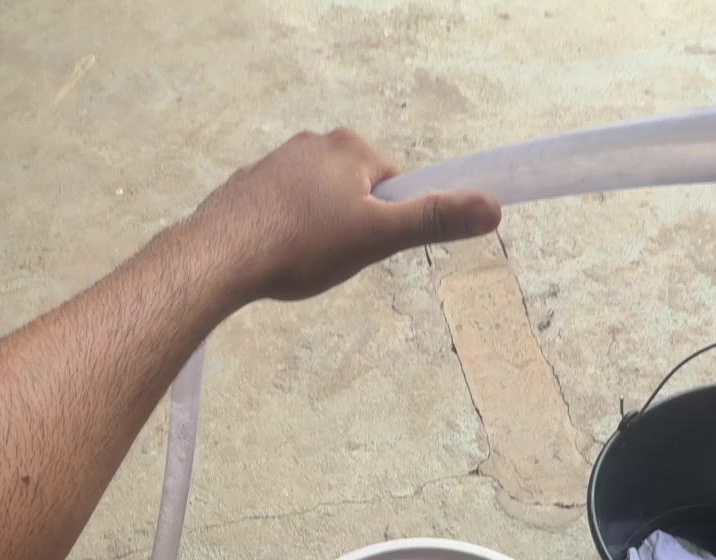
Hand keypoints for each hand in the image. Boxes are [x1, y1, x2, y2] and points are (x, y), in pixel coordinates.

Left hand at [185, 128, 500, 302]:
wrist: (223, 255)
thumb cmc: (303, 246)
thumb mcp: (377, 238)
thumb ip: (433, 220)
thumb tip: (492, 208)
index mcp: (351, 148)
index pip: (394, 184)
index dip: (388, 222)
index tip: (366, 246)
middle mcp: (315, 143)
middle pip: (357, 193)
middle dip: (352, 228)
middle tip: (332, 259)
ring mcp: (279, 162)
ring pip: (320, 203)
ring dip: (319, 232)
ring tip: (301, 261)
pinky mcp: (252, 184)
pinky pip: (286, 209)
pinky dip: (288, 230)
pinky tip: (276, 255)